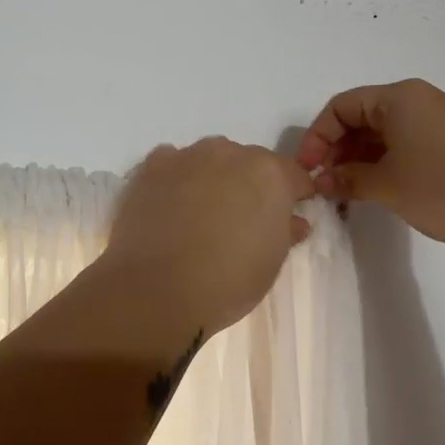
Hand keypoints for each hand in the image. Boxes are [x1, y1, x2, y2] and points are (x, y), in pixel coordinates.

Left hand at [99, 138, 314, 336]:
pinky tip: (169, 206)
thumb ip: (284, 232)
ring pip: (208, 160)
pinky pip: (171, 164)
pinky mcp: (150, 167)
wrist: (157, 291)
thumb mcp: (271, 263)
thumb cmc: (227, 282)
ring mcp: (186, 157)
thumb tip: (292, 221)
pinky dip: (175, 179)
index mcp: (269, 174)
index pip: (293, 175)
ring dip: (211, 178)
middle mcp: (229, 153)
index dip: (293, 195)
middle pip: (248, 163)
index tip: (287, 215)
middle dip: (249, 185)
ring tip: (200, 214)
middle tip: (239, 219)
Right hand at [296, 78, 444, 257]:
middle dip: (338, 148)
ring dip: (361, 159)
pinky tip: (380, 190)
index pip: (341, 106)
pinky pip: (407, 144)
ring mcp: (442, 121)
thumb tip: (321, 180)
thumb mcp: (385, 185)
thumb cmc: (443, 189)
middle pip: (363, 116)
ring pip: (385, 132)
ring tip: (349, 192)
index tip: (307, 170)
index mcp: (400, 97)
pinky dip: (386, 162)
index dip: (317, 137)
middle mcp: (420, 100)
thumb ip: (346, 178)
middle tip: (325, 183)